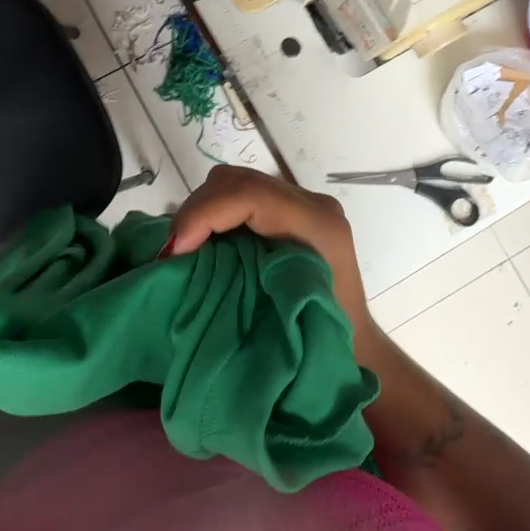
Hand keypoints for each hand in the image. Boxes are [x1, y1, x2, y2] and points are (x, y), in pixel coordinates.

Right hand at [166, 166, 372, 335]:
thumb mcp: (278, 320)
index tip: (176, 252)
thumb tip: (175, 266)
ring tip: (185, 251)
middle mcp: (310, 204)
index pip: (249, 195)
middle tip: (173, 255)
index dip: (203, 215)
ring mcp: (300, 205)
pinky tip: (202, 248)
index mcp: (316, 226)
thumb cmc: (324, 343)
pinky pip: (239, 199)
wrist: (355, 348)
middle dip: (195, 213)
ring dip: (202, 214)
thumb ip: (233, 286)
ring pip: (233, 185)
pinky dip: (212, 218)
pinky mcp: (288, 212)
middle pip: (235, 182)